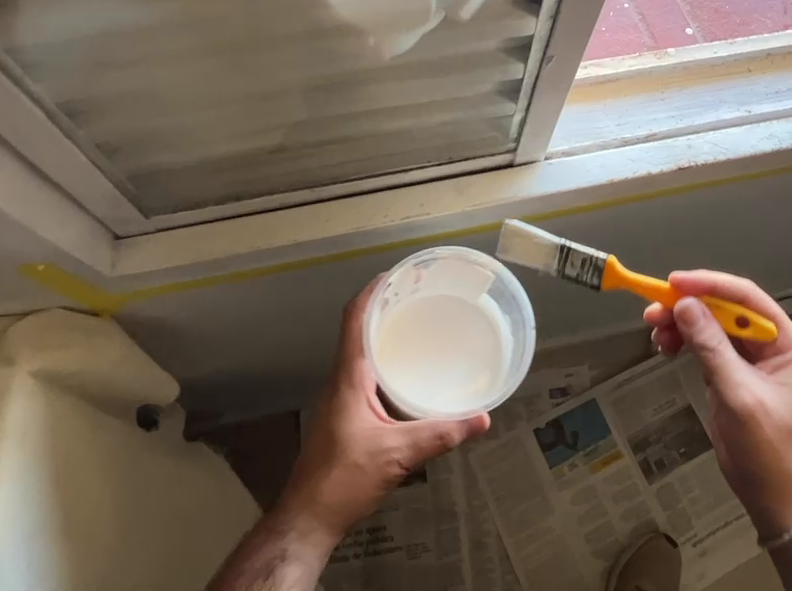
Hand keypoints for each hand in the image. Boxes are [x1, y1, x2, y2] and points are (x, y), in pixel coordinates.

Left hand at [278, 276, 489, 539]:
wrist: (308, 518)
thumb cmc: (343, 479)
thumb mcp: (398, 454)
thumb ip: (441, 435)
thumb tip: (482, 419)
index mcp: (349, 376)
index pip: (354, 318)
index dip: (372, 291)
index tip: (396, 273)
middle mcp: (341, 380)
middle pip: (358, 329)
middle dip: (384, 307)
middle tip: (417, 295)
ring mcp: (340, 399)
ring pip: (360, 353)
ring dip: (382, 334)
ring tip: (416, 326)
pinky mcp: (345, 416)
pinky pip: (364, 374)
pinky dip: (383, 361)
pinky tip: (406, 374)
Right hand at [644, 270, 791, 535]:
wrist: (775, 496)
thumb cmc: (770, 448)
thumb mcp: (739, 395)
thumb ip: (711, 348)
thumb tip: (685, 306)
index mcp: (783, 341)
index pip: (745, 298)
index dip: (710, 284)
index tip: (675, 282)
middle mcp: (766, 342)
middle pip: (722, 307)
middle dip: (688, 305)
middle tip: (653, 310)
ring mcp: (746, 356)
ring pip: (708, 323)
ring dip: (680, 323)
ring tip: (654, 331)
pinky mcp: (727, 371)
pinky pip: (701, 343)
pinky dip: (681, 340)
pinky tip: (664, 346)